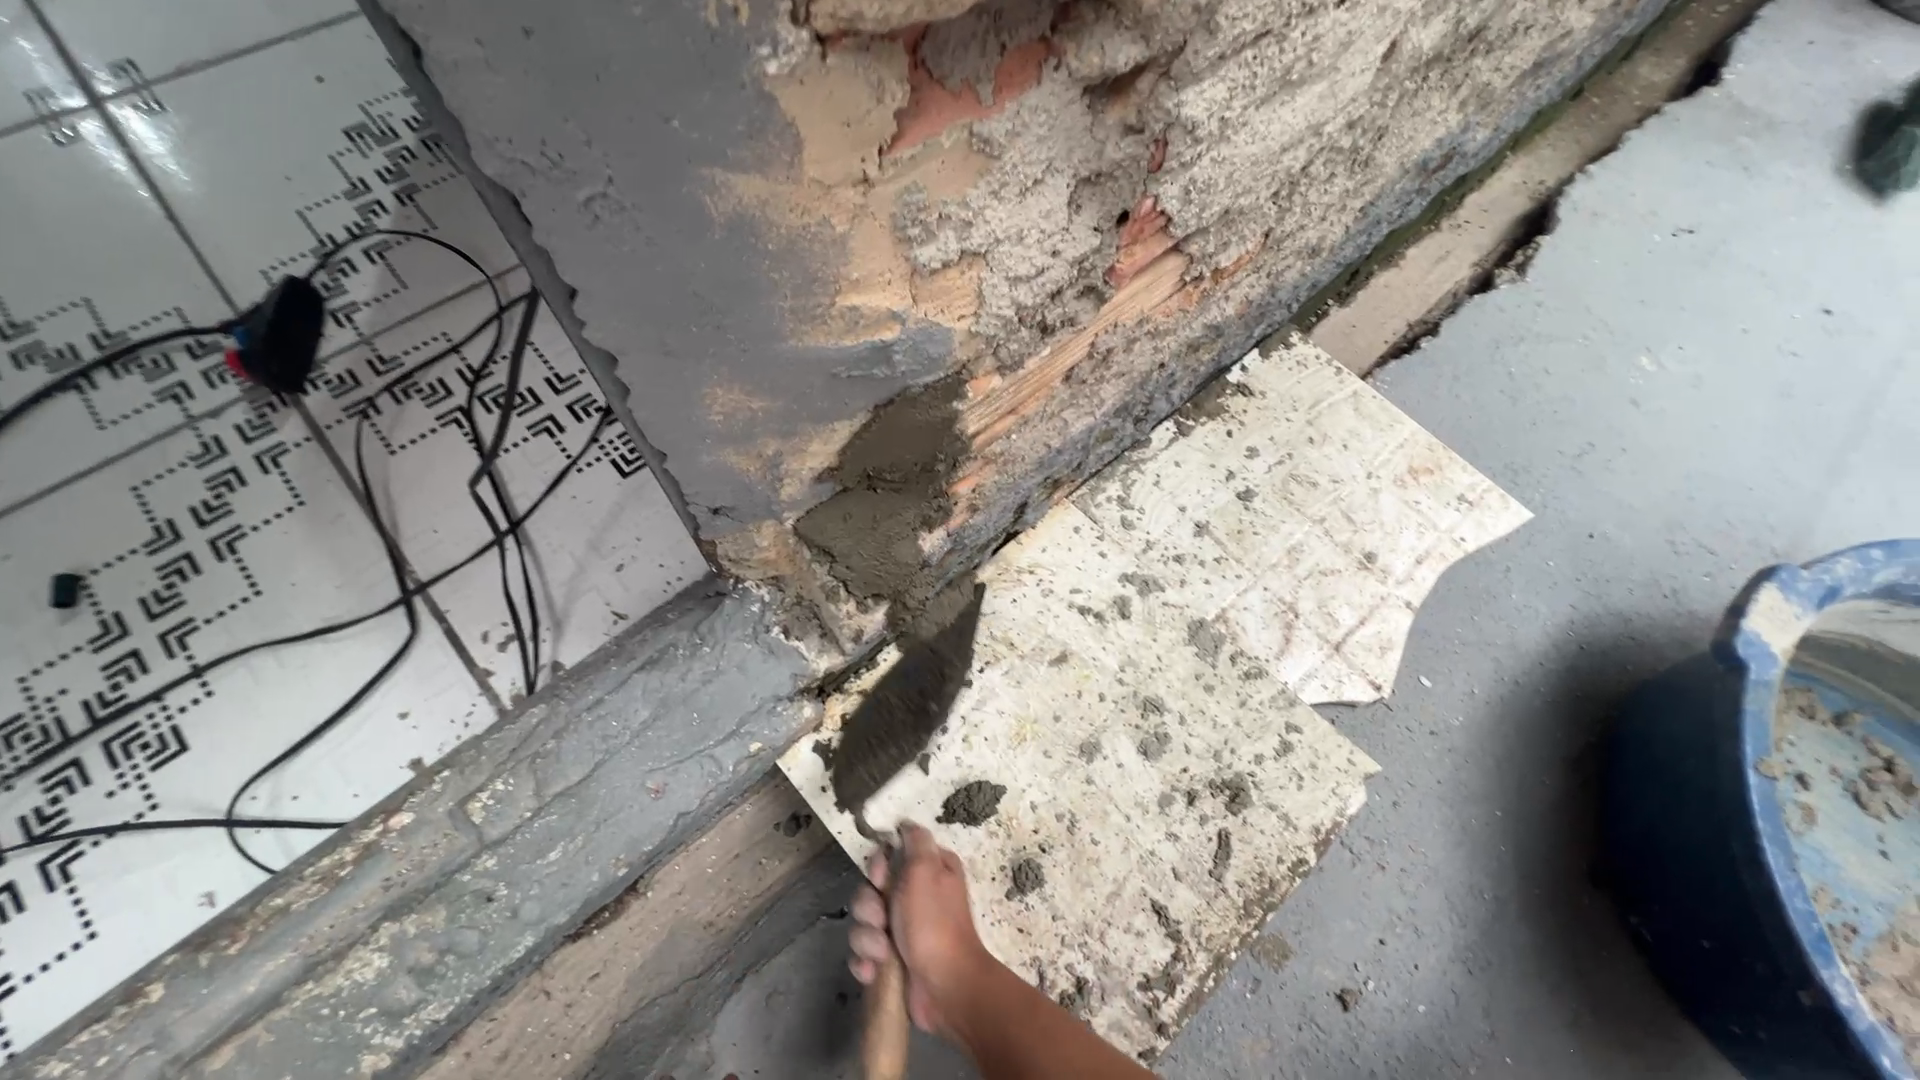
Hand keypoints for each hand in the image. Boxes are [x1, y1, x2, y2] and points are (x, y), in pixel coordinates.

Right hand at [847, 821, 993, 1036]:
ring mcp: (901, 930)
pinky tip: (874, 971)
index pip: (888, 857)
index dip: (877, 868)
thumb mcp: (927, 870)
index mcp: (927, 871)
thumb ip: (915, 842)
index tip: (880, 879)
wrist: (944, 985)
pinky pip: (862, 954)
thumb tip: (906, 823)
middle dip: (868, 908)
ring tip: (884, 953)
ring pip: (863, 924)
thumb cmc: (934, 923)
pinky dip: (866, 962)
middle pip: (869, 891)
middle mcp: (913, 897)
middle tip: (883, 920)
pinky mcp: (890, 960)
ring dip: (868, 939)